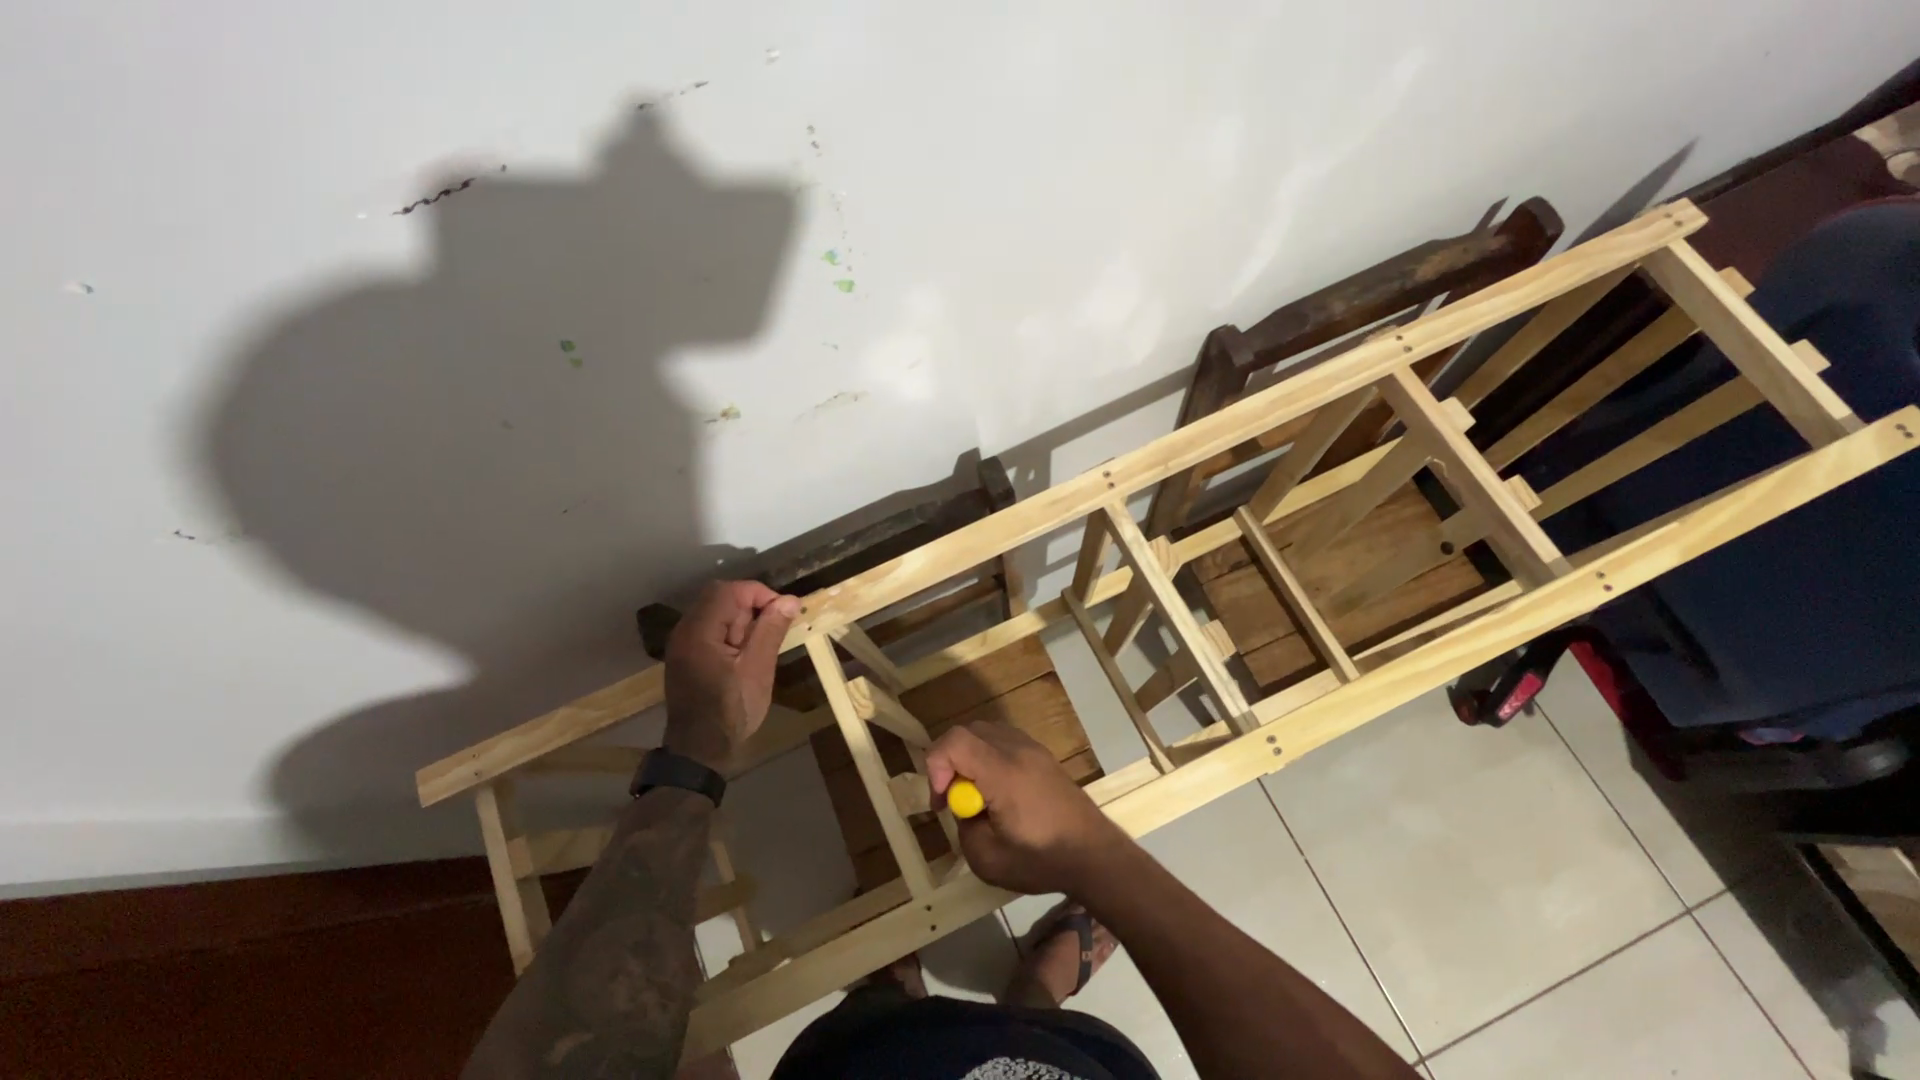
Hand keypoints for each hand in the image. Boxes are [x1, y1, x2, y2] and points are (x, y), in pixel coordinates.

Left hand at [664, 580, 800, 771]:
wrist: (699, 750)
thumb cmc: (731, 711)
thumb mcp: (757, 670)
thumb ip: (770, 630)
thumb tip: (789, 600)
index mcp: (699, 632)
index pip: (729, 591)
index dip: (759, 593)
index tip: (784, 611)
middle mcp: (685, 631)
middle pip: (719, 597)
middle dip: (751, 604)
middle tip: (774, 627)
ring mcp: (683, 644)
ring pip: (715, 611)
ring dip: (742, 619)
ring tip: (762, 643)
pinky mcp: (687, 656)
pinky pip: (710, 629)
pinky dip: (731, 631)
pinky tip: (746, 653)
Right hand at [924, 722, 1133, 896]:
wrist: (1096, 855)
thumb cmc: (1043, 860)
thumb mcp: (988, 860)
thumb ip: (964, 829)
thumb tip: (965, 809)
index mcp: (1003, 772)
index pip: (955, 741)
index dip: (936, 765)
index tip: (943, 800)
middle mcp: (1018, 750)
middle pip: (966, 732)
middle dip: (949, 762)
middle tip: (953, 799)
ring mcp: (1033, 749)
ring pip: (985, 733)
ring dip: (969, 758)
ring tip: (975, 796)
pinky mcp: (1043, 755)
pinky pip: (1003, 741)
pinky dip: (988, 758)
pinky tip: (998, 791)